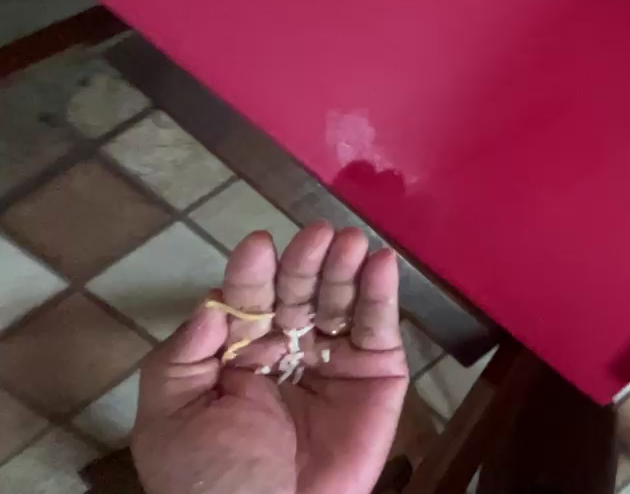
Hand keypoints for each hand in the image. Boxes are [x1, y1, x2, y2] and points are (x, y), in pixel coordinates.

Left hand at [132, 223, 410, 493]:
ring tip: (349, 241)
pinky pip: (380, 322)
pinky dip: (383, 290)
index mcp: (236, 362)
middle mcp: (290, 350)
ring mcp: (338, 355)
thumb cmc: (212, 478)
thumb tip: (211, 304)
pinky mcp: (381, 364)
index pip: (246, 306)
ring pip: (343, 299)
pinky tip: (381, 262)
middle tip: (318, 234)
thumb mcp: (172, 424)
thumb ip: (180, 363)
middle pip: (301, 293)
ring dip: (347, 267)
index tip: (258, 243)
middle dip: (307, 262)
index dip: (252, 275)